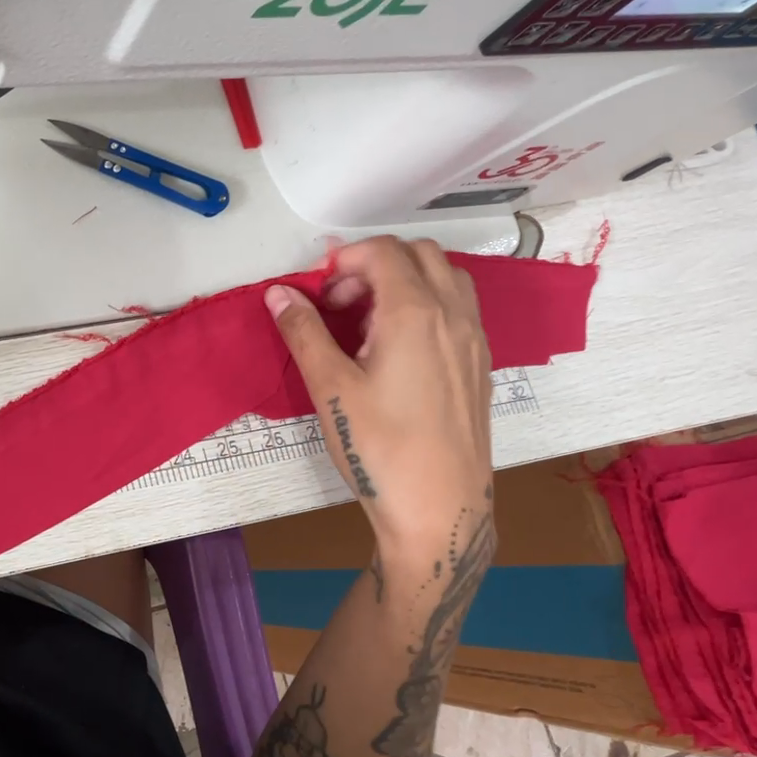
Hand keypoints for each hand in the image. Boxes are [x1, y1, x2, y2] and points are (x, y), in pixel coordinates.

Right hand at [265, 237, 492, 558]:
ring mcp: (473, 339)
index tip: (315, 296)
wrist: (438, 504)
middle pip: (420, 255)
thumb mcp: (329, 386)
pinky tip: (392, 350)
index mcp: (415, 313)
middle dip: (373, 265)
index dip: (343, 261)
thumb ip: (303, 331)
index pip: (383, 252)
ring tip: (364, 325)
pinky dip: (423, 306)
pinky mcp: (477, 363)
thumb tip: (278, 292)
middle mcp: (453, 315)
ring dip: (402, 282)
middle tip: (336, 306)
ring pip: (445, 278)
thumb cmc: (377, 444)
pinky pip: (456, 309)